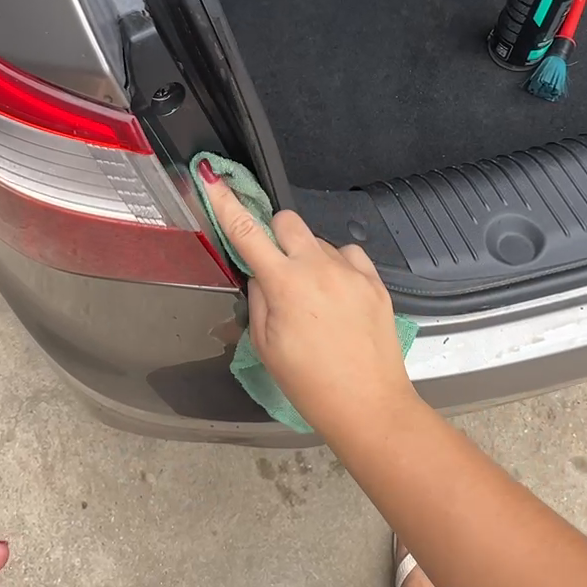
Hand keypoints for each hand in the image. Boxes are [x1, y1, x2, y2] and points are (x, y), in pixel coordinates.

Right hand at [201, 173, 417, 435]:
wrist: (370, 407)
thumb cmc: (309, 385)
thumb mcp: (266, 347)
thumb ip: (259, 300)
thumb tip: (262, 275)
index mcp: (285, 284)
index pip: (246, 233)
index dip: (225, 204)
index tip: (211, 179)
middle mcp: (318, 267)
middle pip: (287, 220)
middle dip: (276, 235)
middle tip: (279, 268)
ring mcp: (350, 271)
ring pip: (318, 240)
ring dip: (308, 256)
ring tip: (315, 297)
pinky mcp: (375, 280)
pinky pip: (348, 254)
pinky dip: (337, 266)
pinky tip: (338, 294)